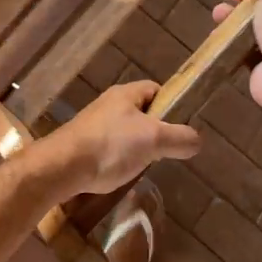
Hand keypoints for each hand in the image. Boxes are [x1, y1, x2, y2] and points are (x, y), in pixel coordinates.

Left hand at [51, 81, 201, 193]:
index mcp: (126, 94)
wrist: (64, 166)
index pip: (156, 89)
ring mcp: (95, 124)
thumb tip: (197, 141)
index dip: (172, 104)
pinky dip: (122, 158)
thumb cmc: (111, 145)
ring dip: (139, 146)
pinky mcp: (86, 144)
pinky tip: (125, 172)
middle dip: (156, 130)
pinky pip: (112, 147)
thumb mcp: (153, 139)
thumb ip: (179, 138)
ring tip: (147, 163)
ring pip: (127, 131)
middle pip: (142, 112)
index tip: (182, 125)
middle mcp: (109, 104)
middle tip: (167, 149)